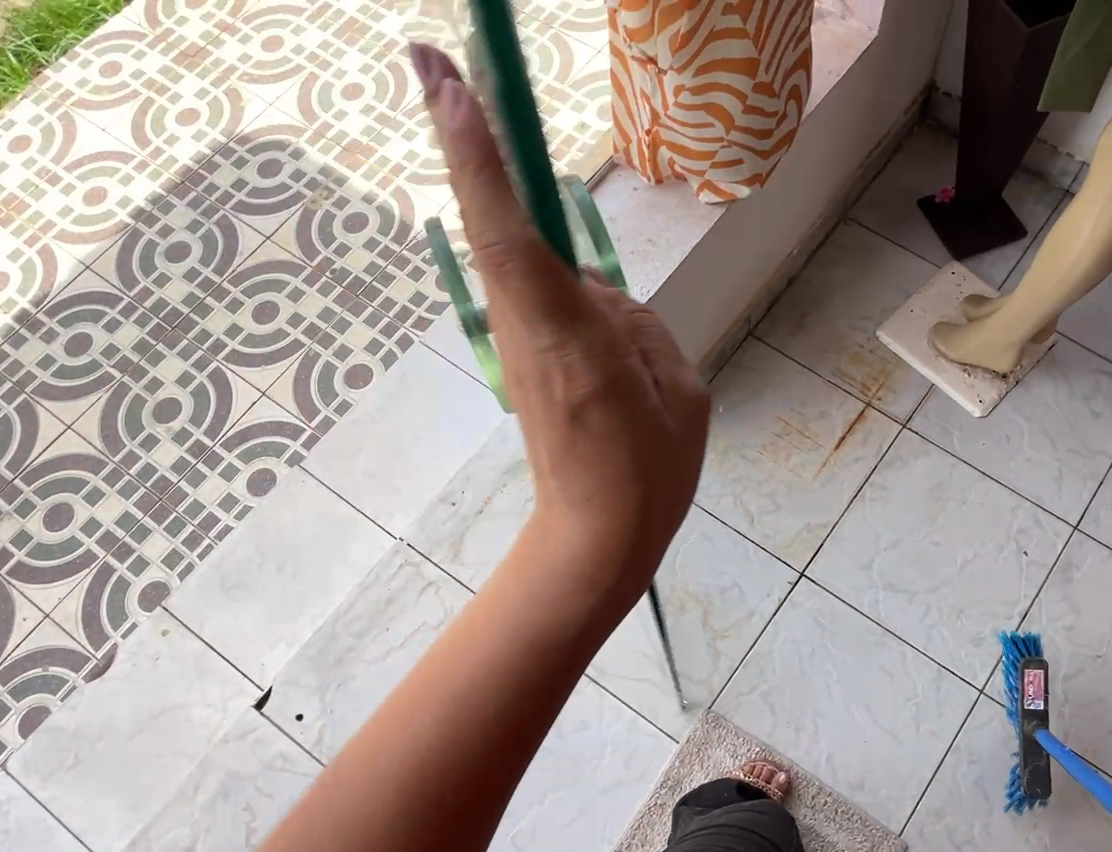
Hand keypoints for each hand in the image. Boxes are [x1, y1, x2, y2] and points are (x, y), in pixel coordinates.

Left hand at [411, 43, 708, 609]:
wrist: (596, 538)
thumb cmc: (650, 475)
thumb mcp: (679, 393)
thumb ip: (638, 327)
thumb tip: (593, 292)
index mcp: (572, 338)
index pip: (513, 234)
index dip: (477, 156)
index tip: (442, 82)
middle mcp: (532, 331)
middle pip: (493, 225)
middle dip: (465, 140)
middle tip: (432, 55)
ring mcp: (521, 346)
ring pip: (509, 252)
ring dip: (494, 183)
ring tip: (474, 101)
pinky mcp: (524, 359)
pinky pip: (527, 286)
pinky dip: (523, 239)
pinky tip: (549, 237)